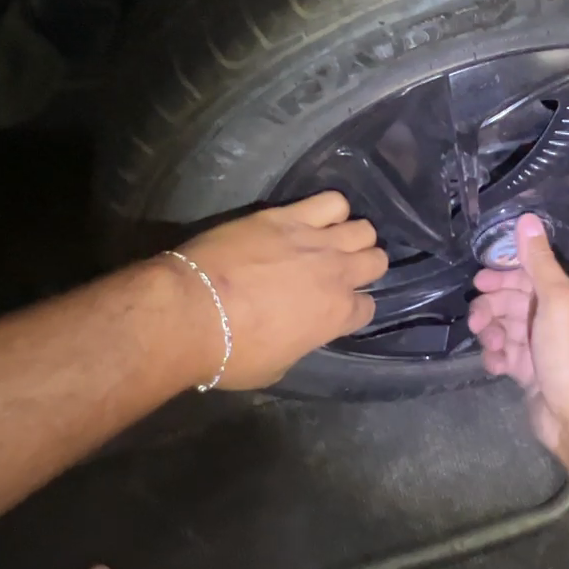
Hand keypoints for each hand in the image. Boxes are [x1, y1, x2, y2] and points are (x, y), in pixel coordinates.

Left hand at [170, 191, 385, 389]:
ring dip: (352, 237)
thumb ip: (301, 343)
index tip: (337, 309)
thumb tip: (300, 331)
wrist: (192, 311)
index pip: (367, 307)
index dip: (353, 308)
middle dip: (363, 267)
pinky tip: (316, 218)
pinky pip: (331, 201)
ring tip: (332, 242)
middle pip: (376, 260)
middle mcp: (337, 273)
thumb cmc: (229, 351)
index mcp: (336, 315)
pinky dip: (331, 209)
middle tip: (339, 272)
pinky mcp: (289, 216)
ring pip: (362, 228)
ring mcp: (316, 240)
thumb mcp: (275, 367)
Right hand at [466, 214, 568, 455]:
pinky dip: (496, 358)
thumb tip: (527, 217)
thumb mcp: (556, 301)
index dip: (502, 275)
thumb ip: (538, 261)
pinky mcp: (529, 372)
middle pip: (511, 299)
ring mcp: (539, 345)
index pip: (527, 273)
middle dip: (491, 306)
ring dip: (491, 332)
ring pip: (504, 326)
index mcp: (562, 295)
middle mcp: (551, 315)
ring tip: (487, 345)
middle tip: (476, 321)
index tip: (478, 281)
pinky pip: (505, 355)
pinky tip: (496, 366)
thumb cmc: (568, 355)